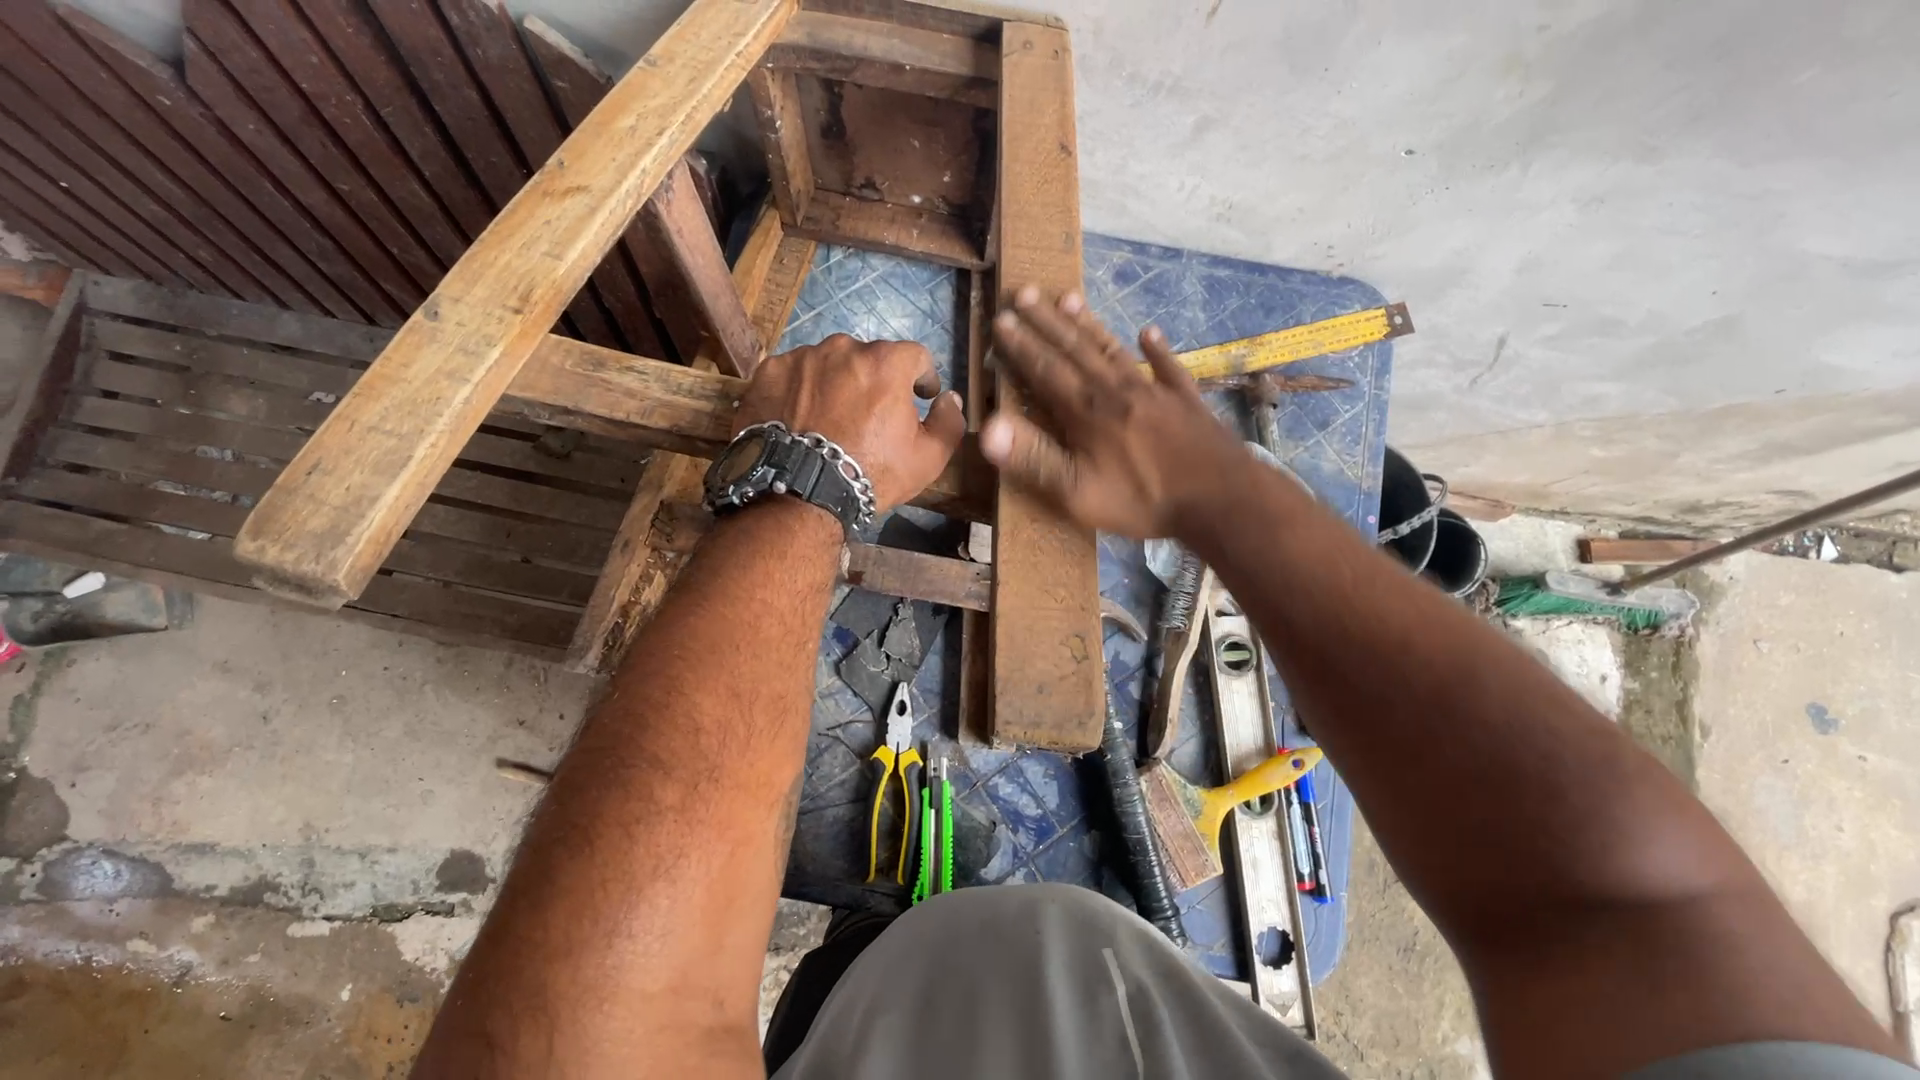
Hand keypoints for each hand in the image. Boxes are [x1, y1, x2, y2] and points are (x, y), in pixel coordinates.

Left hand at [736, 334, 964, 513]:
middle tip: (870, 416)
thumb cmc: (872, 474)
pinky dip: (799, 391)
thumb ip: (949, 422)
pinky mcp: (768, 373)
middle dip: (874, 381)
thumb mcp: (928, 458)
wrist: (800, 493)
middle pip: (868, 358)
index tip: (920, 397)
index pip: (915, 355)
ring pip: (828, 363)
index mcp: (886, 361)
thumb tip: (948, 398)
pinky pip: (793, 375)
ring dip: (836, 383)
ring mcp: (801, 357)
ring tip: (831, 419)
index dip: (921, 377)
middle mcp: (843, 347)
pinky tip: (800, 419)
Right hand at [983, 286, 1251, 538]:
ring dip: (1089, 325)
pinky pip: (1168, 367)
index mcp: (1087, 412)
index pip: (1046, 371)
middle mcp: (1117, 390)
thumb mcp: (1077, 492)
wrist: (1221, 497)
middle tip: (1024, 292)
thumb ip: (1033, 459)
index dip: (1021, 346)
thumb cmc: (1143, 499)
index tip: (1001, 320)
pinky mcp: (1186, 401)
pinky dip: (1156, 349)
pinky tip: (1149, 332)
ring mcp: (1155, 392)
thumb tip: (987, 429)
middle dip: (1047, 322)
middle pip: (1076, 349)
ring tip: (1069, 298)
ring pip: (1114, 350)